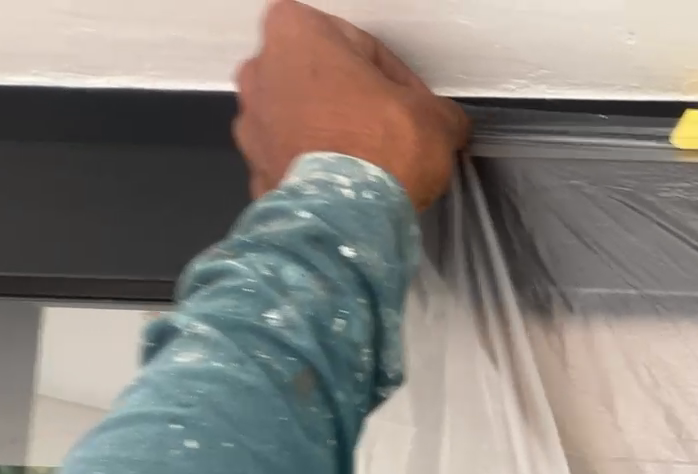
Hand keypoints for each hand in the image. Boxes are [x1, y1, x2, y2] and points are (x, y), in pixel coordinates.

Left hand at [234, 0, 468, 209]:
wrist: (348, 216)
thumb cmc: (384, 150)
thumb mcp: (437, 120)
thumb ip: (443, 111)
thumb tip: (446, 121)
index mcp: (298, 33)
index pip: (365, 49)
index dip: (404, 84)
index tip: (424, 114)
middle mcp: (260, 67)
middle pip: (328, 84)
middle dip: (363, 109)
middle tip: (400, 141)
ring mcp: (251, 120)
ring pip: (308, 123)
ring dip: (339, 139)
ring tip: (377, 171)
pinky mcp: (257, 166)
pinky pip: (296, 162)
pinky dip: (322, 171)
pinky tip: (353, 189)